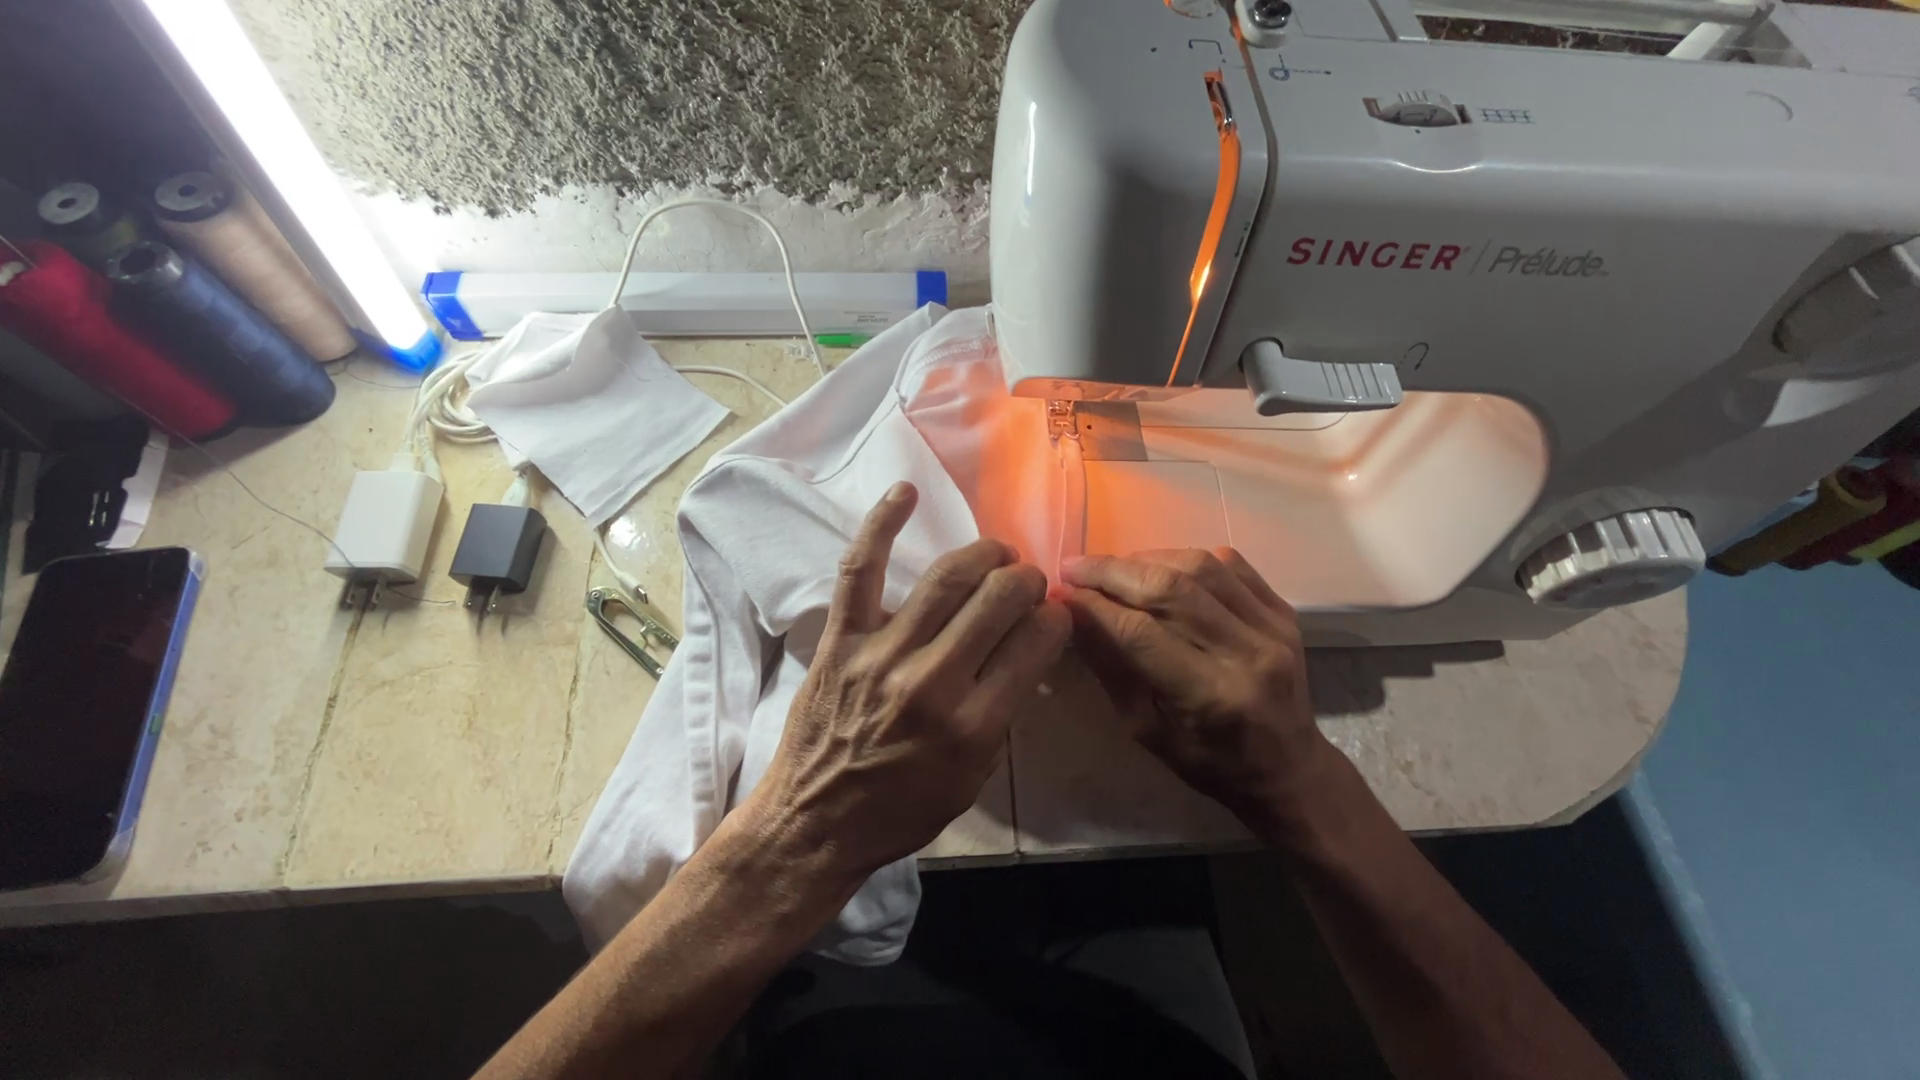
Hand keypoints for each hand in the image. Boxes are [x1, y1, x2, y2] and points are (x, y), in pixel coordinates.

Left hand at [745, 482, 1070, 883]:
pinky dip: (882, 524)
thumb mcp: (973, 779)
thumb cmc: (901, 811)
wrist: (815, 824)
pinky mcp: (840, 639)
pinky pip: (861, 571)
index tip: (1053, 616)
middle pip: (998, 599)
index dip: (1055, 620)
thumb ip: (1003, 714)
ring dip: (984, 554)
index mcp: (972, 724)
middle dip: (1026, 581)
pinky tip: (905, 492)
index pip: (1035, 643)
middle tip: (1026, 583)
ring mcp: (880, 653)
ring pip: (946, 578)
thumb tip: (1027, 651)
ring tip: (996, 554)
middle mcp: (931, 681)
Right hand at [1060, 548, 1327, 820]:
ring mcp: (1271, 628)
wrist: (1289, 768)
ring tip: (1115, 567)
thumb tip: (1074, 614)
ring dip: (1147, 559)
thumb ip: (1111, 668)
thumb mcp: (1146, 729)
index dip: (1094, 605)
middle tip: (1075, 566)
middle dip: (1112, 572)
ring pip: (1200, 567)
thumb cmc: (1209, 762)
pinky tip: (1162, 567)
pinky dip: (1188, 558)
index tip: (1060, 591)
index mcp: (1209, 696)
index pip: (1140, 633)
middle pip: (1170, 589)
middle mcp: (1246, 654)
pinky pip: (1231, 564)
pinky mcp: (1283, 612)